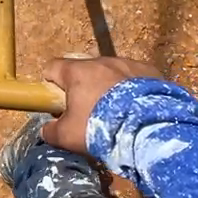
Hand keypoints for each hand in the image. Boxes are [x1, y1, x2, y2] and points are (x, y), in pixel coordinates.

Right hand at [39, 55, 159, 154]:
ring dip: (109, 87)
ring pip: (111, 72)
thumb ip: (52, 131)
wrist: (151, 129)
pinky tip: (138, 108)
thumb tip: (46, 130)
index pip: (53, 67)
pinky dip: (133, 89)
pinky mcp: (151, 71)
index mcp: (77, 72)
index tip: (57, 100)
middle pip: (84, 69)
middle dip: (83, 87)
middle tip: (89, 112)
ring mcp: (128, 63)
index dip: (51, 83)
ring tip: (119, 112)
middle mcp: (102, 61)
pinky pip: (135, 77)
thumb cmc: (103, 128)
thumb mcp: (69, 136)